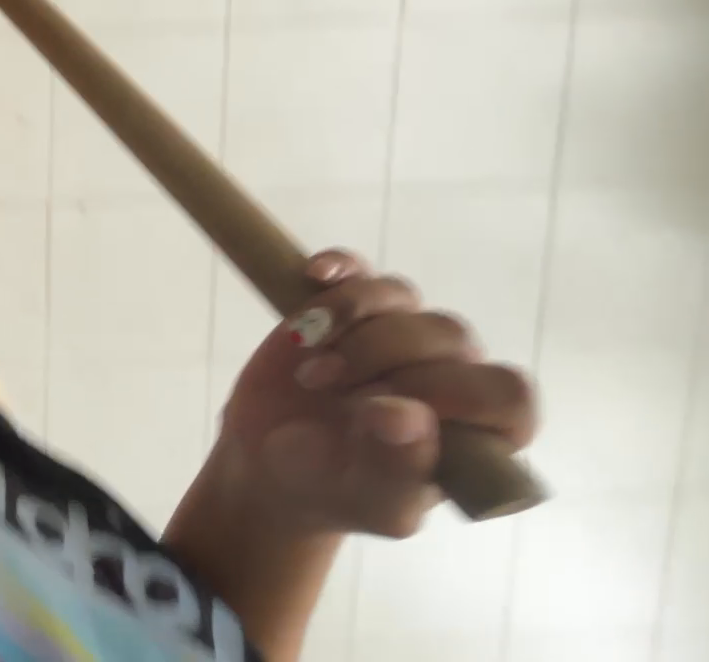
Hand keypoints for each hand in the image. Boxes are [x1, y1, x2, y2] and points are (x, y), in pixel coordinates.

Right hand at [213, 250, 538, 537]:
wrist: (266, 459)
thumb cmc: (331, 490)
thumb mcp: (371, 501)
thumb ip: (397, 468)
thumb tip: (402, 412)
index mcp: (479, 429)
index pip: (501, 391)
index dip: (448, 390)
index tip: (382, 406)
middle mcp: (448, 375)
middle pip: (445, 334)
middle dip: (375, 354)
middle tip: (321, 384)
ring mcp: (393, 334)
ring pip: (400, 295)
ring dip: (347, 316)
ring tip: (306, 355)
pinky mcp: (341, 308)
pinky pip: (356, 269)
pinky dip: (338, 265)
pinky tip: (313, 273)